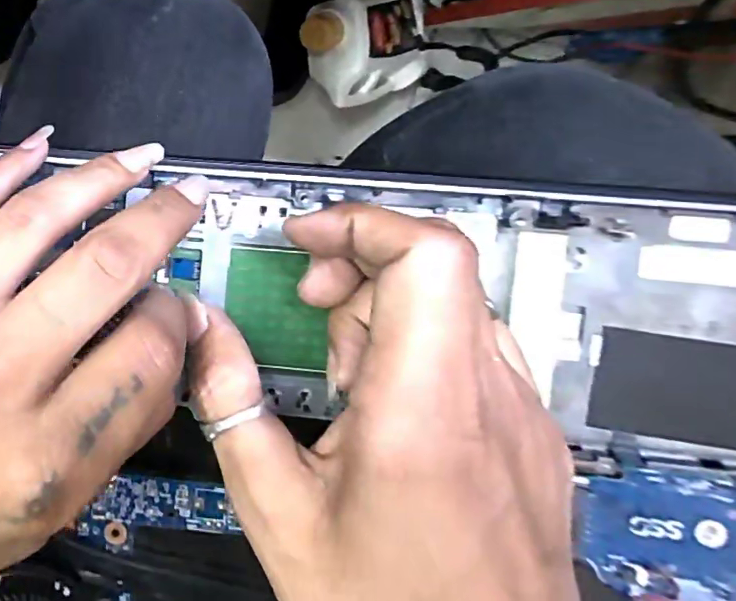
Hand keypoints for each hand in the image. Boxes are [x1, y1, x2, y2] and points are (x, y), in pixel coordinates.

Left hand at [0, 130, 208, 599]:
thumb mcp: (65, 495)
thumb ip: (132, 406)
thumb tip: (174, 312)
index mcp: (40, 450)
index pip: (143, 351)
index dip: (175, 315)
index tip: (178, 300)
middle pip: (99, 269)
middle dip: (159, 220)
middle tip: (188, 192)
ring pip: (32, 221)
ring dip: (97, 177)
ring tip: (140, 156)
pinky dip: (5, 170)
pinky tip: (45, 146)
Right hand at [188, 203, 576, 600]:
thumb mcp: (280, 515)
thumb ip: (231, 404)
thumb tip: (202, 325)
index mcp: (427, 411)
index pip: (428, 254)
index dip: (361, 222)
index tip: (304, 238)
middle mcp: (492, 397)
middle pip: (431, 263)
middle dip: (356, 264)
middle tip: (310, 304)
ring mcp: (524, 412)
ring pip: (449, 296)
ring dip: (383, 305)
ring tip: (345, 374)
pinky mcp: (533, 429)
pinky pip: (471, 338)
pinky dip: (417, 337)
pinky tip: (387, 400)